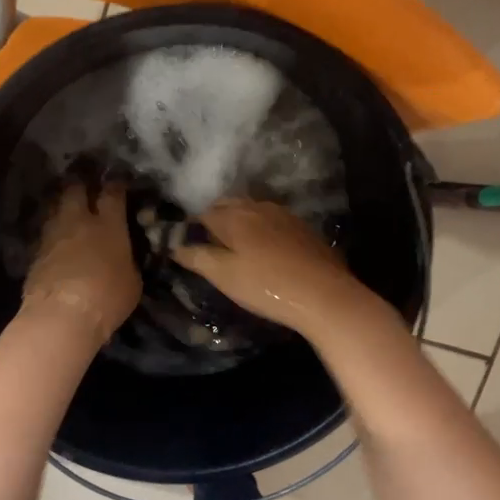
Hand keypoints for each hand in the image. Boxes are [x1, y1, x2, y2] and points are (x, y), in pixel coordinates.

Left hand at [23, 183, 141, 343]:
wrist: (62, 315)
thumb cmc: (108, 298)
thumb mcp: (132, 281)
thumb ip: (126, 261)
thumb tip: (122, 256)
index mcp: (109, 225)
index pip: (113, 193)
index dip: (115, 183)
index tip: (117, 180)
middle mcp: (78, 221)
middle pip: (75, 189)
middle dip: (80, 182)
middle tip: (84, 180)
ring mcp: (53, 235)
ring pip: (54, 207)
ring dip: (60, 204)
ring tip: (65, 204)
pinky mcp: (35, 252)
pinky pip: (44, 232)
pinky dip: (50, 231)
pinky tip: (54, 236)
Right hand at [172, 199, 378, 339]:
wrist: (323, 294)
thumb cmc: (265, 286)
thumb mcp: (224, 276)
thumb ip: (197, 257)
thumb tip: (175, 246)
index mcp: (234, 216)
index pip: (203, 213)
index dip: (193, 228)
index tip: (189, 244)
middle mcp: (257, 207)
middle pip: (229, 205)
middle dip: (216, 218)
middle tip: (211, 244)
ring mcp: (284, 215)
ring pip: (253, 210)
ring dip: (241, 221)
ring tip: (236, 246)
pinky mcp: (303, 228)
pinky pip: (273, 220)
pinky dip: (262, 228)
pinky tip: (266, 249)